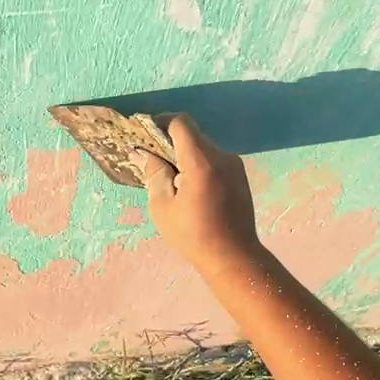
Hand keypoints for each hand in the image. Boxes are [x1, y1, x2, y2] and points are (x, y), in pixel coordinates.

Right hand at [132, 113, 262, 273]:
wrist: (234, 257)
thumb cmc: (193, 235)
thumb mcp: (163, 206)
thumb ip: (153, 173)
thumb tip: (140, 152)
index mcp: (201, 162)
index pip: (181, 123)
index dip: (161, 122)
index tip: (146, 135)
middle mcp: (222, 157)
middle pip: (192, 135)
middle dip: (170, 141)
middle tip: (153, 160)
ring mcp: (234, 165)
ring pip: (203, 147)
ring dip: (185, 154)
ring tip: (171, 178)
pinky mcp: (240, 176)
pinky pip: (214, 159)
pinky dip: (198, 164)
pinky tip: (190, 187)